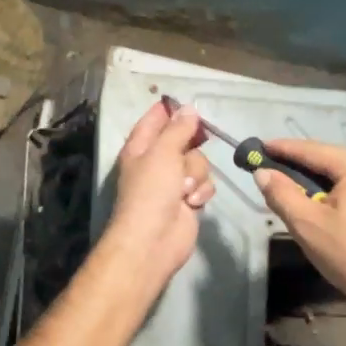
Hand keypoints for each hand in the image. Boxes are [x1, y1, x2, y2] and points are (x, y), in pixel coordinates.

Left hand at [105, 101, 215, 283]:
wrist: (154, 239)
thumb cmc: (151, 191)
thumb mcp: (163, 153)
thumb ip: (178, 130)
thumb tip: (189, 109)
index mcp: (140, 147)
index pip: (155, 119)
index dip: (171, 110)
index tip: (191, 106)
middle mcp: (156, 161)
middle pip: (185, 140)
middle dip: (191, 149)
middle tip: (186, 156)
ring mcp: (173, 181)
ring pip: (198, 162)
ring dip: (196, 175)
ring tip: (184, 190)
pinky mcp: (188, 199)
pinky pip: (204, 184)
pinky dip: (201, 192)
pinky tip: (192, 203)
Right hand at [254, 140, 345, 345]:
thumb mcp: (309, 227)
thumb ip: (282, 195)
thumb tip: (264, 173)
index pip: (313, 150)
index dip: (283, 148)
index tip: (260, 147)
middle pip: (336, 163)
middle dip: (305, 168)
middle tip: (278, 175)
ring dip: (328, 186)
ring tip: (305, 200)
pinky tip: (340, 218)